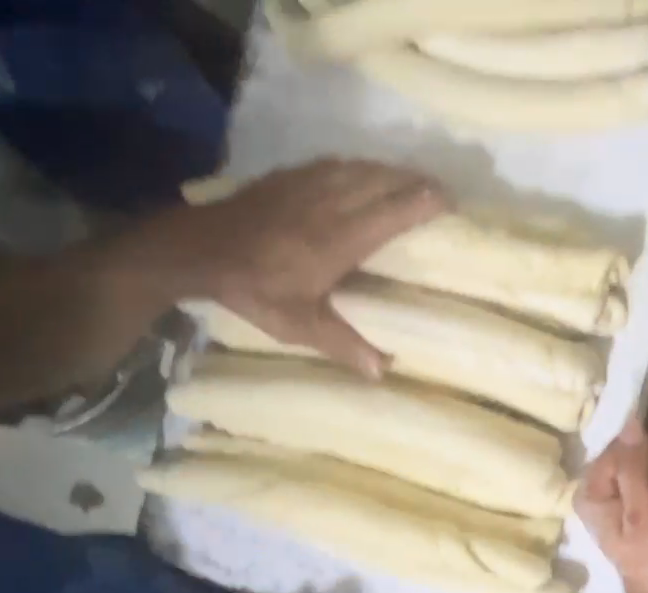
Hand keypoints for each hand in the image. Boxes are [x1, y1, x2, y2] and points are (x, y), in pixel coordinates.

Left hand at [155, 159, 446, 376]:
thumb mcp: (299, 325)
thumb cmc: (253, 289)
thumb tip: (383, 373)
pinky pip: (334, 164)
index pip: (394, 210)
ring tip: (410, 180)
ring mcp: (308, 185)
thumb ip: (343, 344)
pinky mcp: (288, 177)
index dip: (425, 202)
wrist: (196, 249)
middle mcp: (331, 204)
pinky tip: (361, 173)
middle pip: (384, 180)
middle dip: (417, 181)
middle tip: (442, 191)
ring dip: (390, 171)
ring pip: (361, 167)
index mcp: (341, 238)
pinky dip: (358, 167)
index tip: (451, 202)